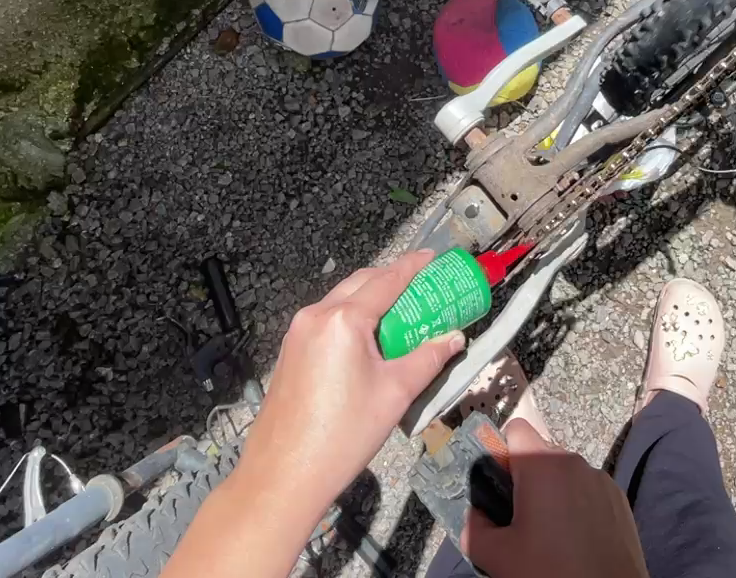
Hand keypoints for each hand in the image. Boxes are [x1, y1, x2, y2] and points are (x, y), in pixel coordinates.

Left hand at [241, 250, 466, 503]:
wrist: (281, 478)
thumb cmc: (343, 435)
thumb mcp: (395, 394)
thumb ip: (428, 359)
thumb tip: (454, 339)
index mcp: (343, 319)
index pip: (386, 280)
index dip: (413, 265)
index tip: (434, 256)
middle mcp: (316, 315)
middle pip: (361, 282)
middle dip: (392, 277)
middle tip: (422, 285)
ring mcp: (297, 332)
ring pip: (341, 298)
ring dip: (370, 296)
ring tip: (399, 309)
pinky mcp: (289, 351)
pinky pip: (326, 318)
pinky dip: (351, 314)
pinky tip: (367, 337)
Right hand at [462, 420, 649, 577]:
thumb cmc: (550, 572)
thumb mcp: (498, 558)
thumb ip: (475, 529)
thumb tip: (476, 514)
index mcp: (542, 464)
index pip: (515, 429)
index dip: (502, 453)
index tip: (500, 487)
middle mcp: (573, 460)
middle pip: (539, 454)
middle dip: (526, 479)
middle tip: (521, 520)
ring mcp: (600, 477)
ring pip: (564, 472)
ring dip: (553, 492)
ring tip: (551, 535)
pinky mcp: (618, 496)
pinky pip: (587, 488)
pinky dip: (578, 504)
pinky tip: (578, 539)